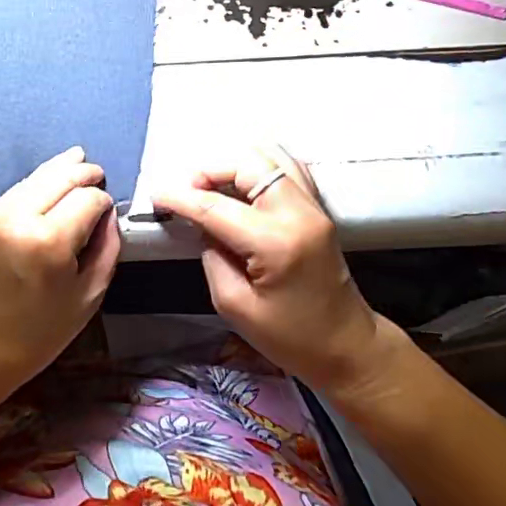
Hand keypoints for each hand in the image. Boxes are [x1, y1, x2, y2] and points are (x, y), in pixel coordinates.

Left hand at [0, 147, 121, 403]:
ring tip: (78, 161)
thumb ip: (106, 247)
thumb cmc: (39, 333)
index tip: (107, 214)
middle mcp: (17, 219)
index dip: (103, 201)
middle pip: (59, 177)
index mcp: (48, 242)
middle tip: (97, 171)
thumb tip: (108, 215)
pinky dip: (36, 187)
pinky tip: (49, 187)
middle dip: (82, 172)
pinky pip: (15, 193)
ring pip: (34, 178)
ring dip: (58, 171)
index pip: (87, 198)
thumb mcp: (89, 295)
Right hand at [151, 146, 408, 395]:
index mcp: (275, 241)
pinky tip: (242, 186)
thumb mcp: (234, 305)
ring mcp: (314, 208)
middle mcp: (298, 214)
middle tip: (189, 194)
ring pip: (271, 158)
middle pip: (249, 165)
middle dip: (211, 172)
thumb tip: (204, 228)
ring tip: (214, 188)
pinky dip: (260, 169)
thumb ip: (212, 258)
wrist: (348, 347)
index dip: (180, 199)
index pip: (216, 206)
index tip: (157, 197)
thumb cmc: (291, 337)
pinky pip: (289, 169)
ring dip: (236, 166)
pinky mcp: (319, 211)